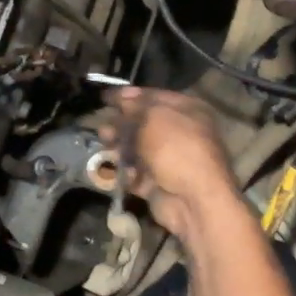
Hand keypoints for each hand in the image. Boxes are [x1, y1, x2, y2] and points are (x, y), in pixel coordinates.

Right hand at [100, 87, 244, 246]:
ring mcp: (170, 160)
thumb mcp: (153, 118)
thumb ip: (135, 108)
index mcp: (187, 110)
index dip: (129, 95)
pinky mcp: (159, 183)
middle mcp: (181, 132)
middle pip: (143, 123)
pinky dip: (124, 170)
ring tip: (104, 142)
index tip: (104, 97)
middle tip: (102, 125)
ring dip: (119, 145)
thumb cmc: (176, 148)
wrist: (193, 199)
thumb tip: (122, 101)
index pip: (153, 96)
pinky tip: (114, 167)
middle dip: (121, 122)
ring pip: (137, 148)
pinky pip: (136, 173)